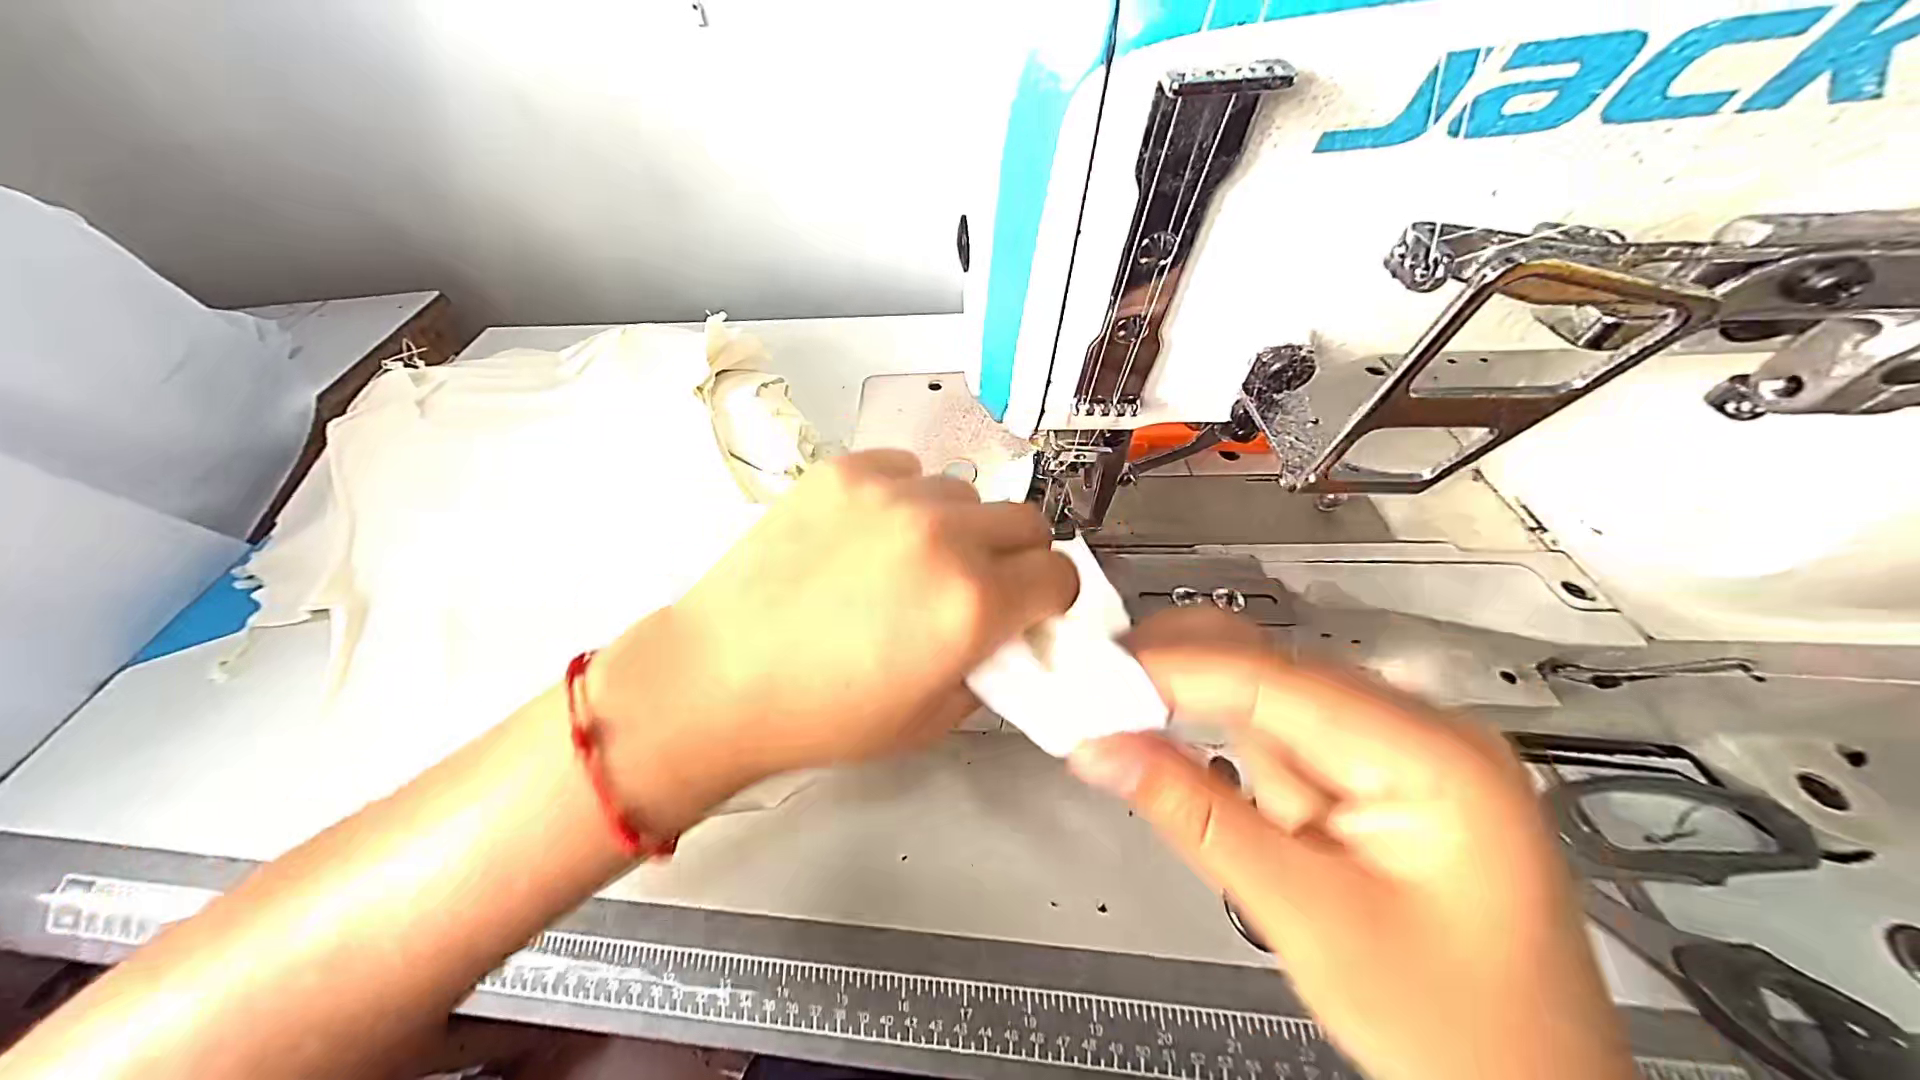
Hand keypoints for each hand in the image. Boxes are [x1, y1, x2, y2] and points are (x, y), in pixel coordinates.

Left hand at [588, 450, 1076, 829]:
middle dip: (1016, 558)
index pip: (1060, 575)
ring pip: (967, 493)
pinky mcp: (845, 472)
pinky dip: (907, 499)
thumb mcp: (933, 718)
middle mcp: (943, 535)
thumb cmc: (825, 714)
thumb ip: (992, 666)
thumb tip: (1012, 632)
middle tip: (977, 586)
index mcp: (972, 602)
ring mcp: (891, 495)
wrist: (719, 679)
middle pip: (1027, 522)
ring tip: (911, 560)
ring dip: (959, 526)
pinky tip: (871, 535)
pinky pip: (909, 469)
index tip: (1026, 610)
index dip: (1048, 600)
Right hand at [1069, 609, 1633, 1079]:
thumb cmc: (1455, 1028)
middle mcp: (1415, 733)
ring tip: (1116, 714)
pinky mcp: (1361, 775)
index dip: (1176, 670)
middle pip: (1271, 667)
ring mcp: (1389, 752)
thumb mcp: (1306, 916)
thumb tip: (1107, 750)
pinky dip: (1212, 739)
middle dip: (1176, 673)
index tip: (1098, 675)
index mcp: (1432, 755)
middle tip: (1095, 683)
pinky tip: (1167, 744)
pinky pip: (1271, 735)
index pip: (1276, 680)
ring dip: (1186, 704)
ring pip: (1260, 696)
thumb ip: (1196, 816)